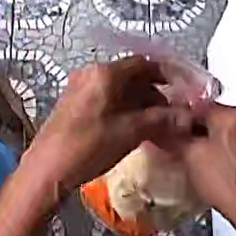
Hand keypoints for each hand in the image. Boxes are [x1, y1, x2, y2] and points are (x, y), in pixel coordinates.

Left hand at [16, 56, 193, 200]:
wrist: (46, 170)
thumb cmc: (88, 146)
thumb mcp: (129, 132)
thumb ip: (161, 120)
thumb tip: (188, 116)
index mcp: (104, 74)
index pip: (144, 64)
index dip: (168, 75)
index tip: (185, 90)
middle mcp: (90, 75)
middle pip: (132, 78)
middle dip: (156, 95)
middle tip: (176, 114)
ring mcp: (80, 91)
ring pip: (120, 92)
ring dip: (142, 106)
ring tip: (161, 126)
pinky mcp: (74, 107)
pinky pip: (107, 102)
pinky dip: (126, 113)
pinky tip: (138, 131)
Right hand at [175, 103, 235, 231]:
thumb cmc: (229, 186)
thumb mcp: (191, 157)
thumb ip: (175, 136)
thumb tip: (163, 126)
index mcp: (234, 114)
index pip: (198, 106)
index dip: (179, 119)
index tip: (168, 129)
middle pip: (213, 117)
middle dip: (195, 130)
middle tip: (180, 146)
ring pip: (224, 130)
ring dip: (208, 141)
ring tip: (195, 160)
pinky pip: (234, 142)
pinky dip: (221, 150)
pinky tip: (212, 167)